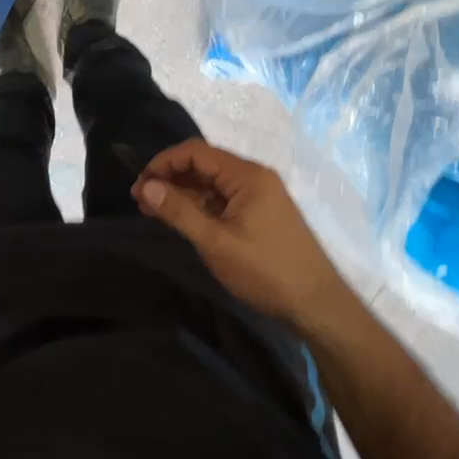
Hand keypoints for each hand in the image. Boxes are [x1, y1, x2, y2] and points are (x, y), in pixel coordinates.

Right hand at [134, 140, 352, 329]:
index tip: (140, 186)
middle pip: (203, 164)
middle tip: (141, 202)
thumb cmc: (266, 272)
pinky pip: (223, 198)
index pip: (196, 152)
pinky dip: (200, 205)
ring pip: (212, 183)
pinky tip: (183, 220)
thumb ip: (180, 212)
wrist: (318, 306)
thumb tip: (146, 187)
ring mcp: (260, 195)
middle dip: (170, 178)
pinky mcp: (261, 212)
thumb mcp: (216, 243)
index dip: (163, 163)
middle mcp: (254, 177)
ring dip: (183, 193)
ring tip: (155, 212)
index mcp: (247, 175)